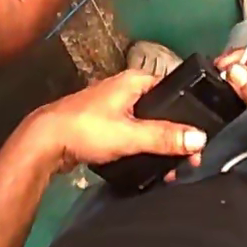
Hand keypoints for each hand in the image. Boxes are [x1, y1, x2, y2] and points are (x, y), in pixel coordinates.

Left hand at [16, 70, 207, 175]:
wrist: (46, 142)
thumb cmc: (88, 129)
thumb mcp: (130, 135)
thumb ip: (165, 137)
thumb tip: (201, 138)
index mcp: (135, 80)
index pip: (173, 88)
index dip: (189, 110)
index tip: (201, 136)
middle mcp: (126, 87)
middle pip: (161, 109)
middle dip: (174, 133)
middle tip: (187, 159)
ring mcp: (114, 105)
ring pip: (147, 123)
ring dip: (159, 143)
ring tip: (172, 167)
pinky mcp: (105, 124)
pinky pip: (133, 133)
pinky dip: (143, 146)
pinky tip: (149, 164)